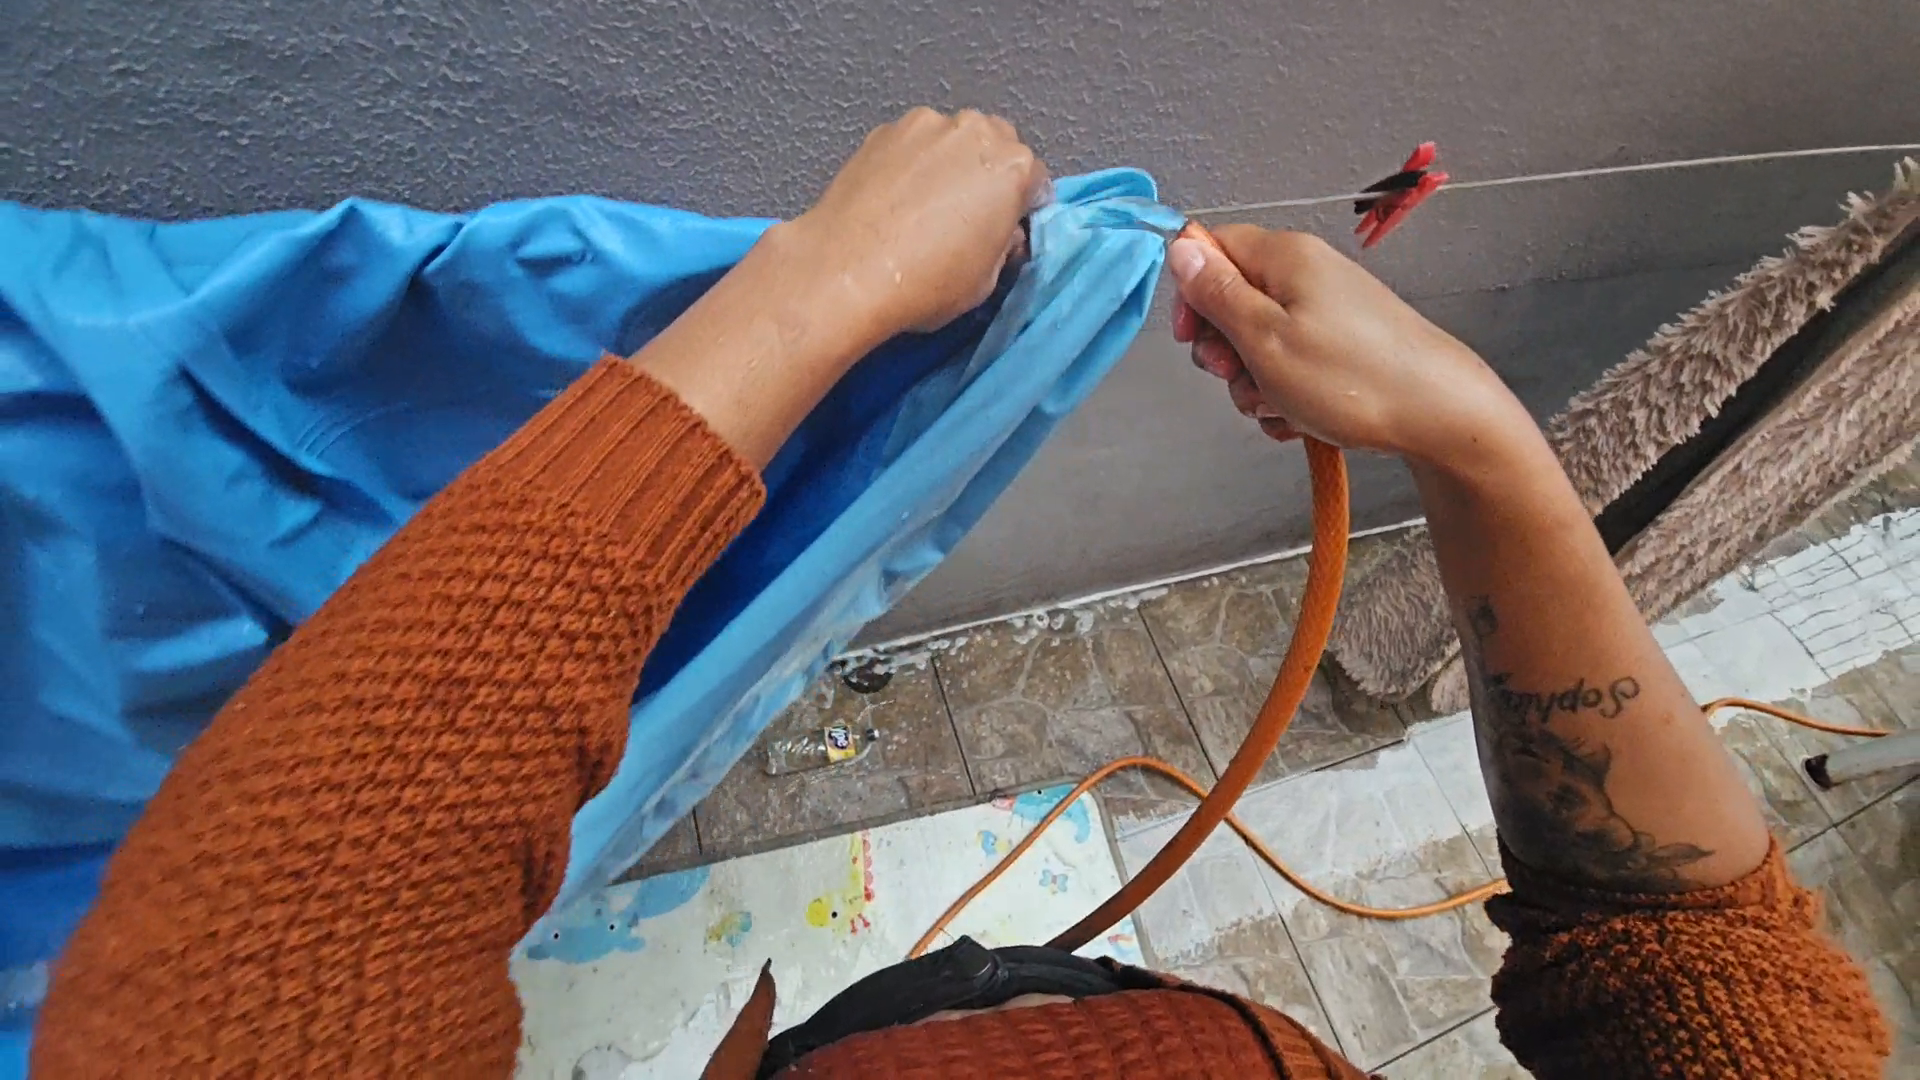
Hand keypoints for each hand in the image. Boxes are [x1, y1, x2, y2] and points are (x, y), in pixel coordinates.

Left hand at [790, 107, 1050, 334]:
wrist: (848, 272)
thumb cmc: (926, 283)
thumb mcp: (986, 282)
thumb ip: (1004, 247)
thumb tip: (1003, 234)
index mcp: (1012, 168)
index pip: (1037, 182)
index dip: (1026, 211)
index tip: (1011, 232)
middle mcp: (974, 132)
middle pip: (998, 148)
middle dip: (991, 179)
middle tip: (971, 220)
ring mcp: (925, 126)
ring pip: (953, 142)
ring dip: (951, 167)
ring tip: (928, 211)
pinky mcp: (884, 132)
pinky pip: (914, 147)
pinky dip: (914, 166)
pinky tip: (897, 203)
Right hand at [1168, 226, 1531, 467]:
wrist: (1437, 414)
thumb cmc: (1348, 377)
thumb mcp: (1262, 336)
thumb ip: (1216, 292)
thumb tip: (1180, 248)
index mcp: (1284, 259)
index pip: (1212, 248)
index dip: (1190, 292)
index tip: (1190, 337)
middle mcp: (1305, 276)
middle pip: (1232, 302)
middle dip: (1223, 349)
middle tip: (1237, 374)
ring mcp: (1323, 314)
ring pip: (1256, 343)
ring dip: (1252, 381)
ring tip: (1277, 403)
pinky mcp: (1338, 347)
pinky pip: (1286, 366)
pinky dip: (1281, 394)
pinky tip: (1297, 415)